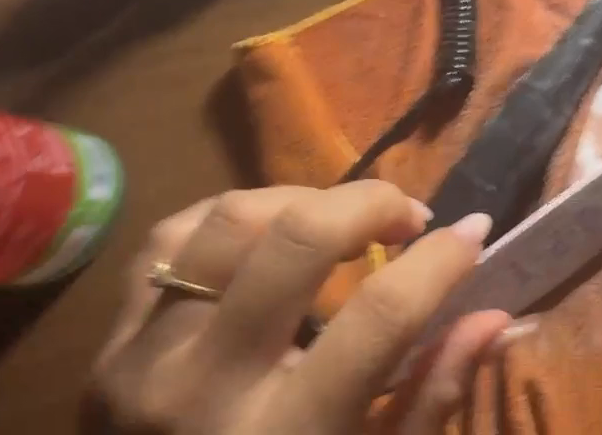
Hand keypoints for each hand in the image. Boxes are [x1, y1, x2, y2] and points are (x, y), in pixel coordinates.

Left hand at [86, 183, 527, 433]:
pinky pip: (171, 236)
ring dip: (305, 200)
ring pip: (233, 218)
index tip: (474, 232)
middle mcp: (201, 389)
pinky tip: (270, 233)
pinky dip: (232, 216)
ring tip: (342, 221)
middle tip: (410, 218)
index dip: (440, 262)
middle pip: (299, 239)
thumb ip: (430, 400)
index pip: (378, 318)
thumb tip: (494, 316)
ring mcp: (140, 360)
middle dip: (373, 203)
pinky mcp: (107, 344)